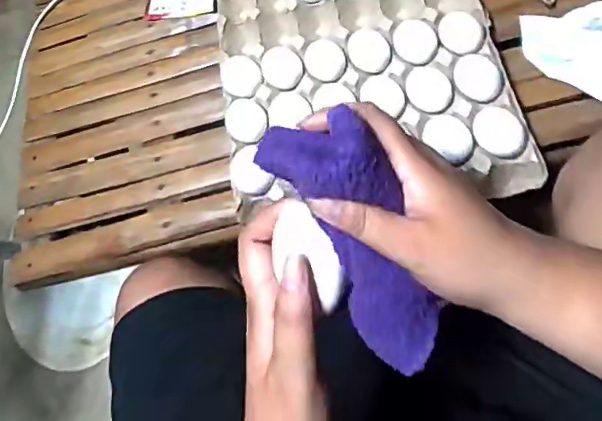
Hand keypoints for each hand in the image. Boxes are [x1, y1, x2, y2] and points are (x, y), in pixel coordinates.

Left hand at [240, 199, 327, 420]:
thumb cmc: (287, 418)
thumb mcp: (292, 370)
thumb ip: (293, 318)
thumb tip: (295, 255)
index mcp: (260, 307)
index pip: (253, 241)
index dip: (272, 215)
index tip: (307, 202)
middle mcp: (269, 303)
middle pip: (273, 245)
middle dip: (295, 219)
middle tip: (333, 204)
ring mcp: (286, 316)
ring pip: (293, 261)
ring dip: (312, 239)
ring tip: (343, 223)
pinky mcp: (305, 330)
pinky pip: (310, 284)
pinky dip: (325, 265)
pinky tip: (348, 263)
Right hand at [303, 104, 535, 312]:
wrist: (519, 276)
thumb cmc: (466, 258)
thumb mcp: (409, 246)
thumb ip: (362, 221)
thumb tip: (315, 198)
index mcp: (414, 161)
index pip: (372, 117)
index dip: (336, 115)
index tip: (305, 130)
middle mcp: (420, 158)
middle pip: (373, 130)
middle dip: (336, 135)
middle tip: (304, 156)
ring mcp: (428, 174)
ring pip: (381, 150)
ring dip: (349, 154)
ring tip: (318, 175)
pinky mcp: (431, 192)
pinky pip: (390, 169)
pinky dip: (364, 173)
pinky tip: (351, 198)